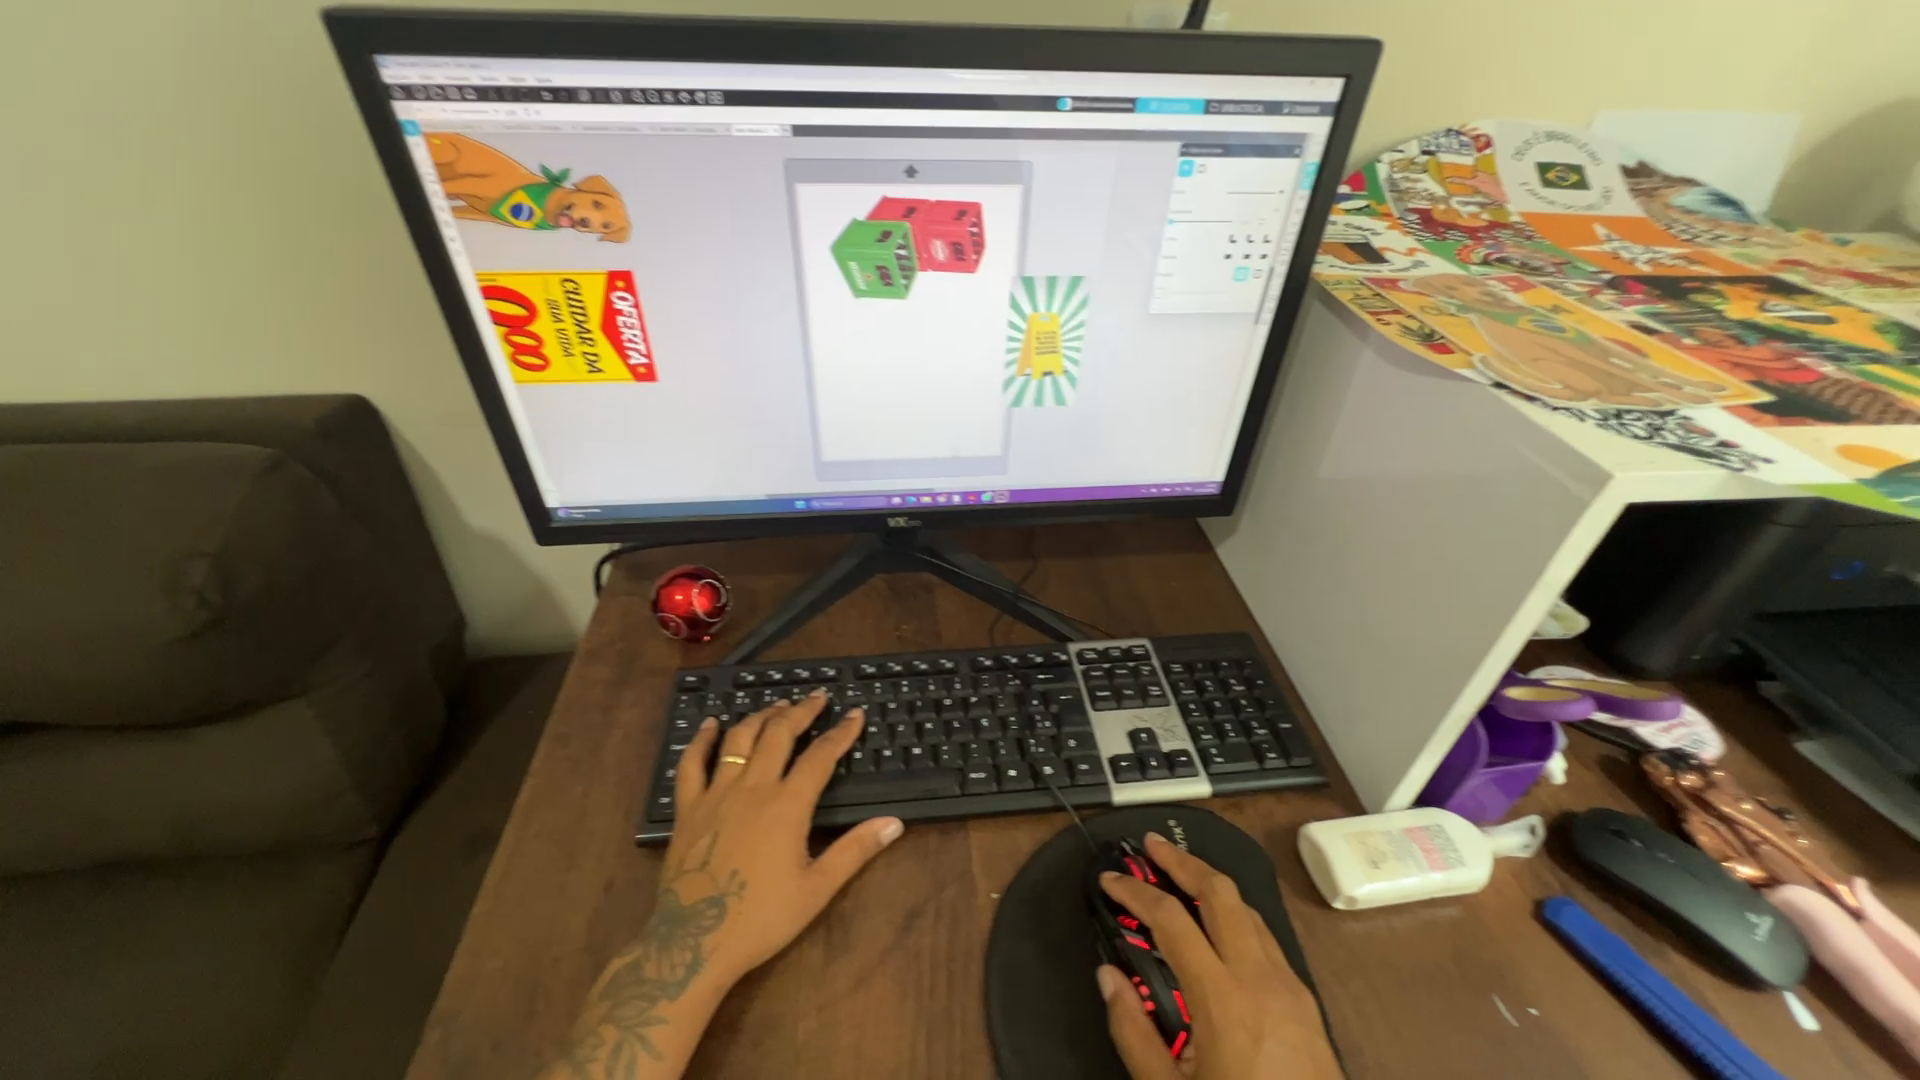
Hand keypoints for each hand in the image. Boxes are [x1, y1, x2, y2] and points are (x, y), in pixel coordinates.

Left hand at [544, 691, 901, 1078]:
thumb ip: (855, 850)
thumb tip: (894, 822)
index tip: (855, 714)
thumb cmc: (761, 919)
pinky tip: (711, 725)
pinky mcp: (687, 809)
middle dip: (801, 711)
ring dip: (760, 716)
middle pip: (778, 734)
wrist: (694, 944)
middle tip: (817, 697)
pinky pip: (692, 764)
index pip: (820, 756)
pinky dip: (702, 740)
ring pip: (739, 740)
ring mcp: (715, 795)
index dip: (841, 733)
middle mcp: (752, 788)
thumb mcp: (817, 889)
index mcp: (787, 805)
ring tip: (777, 706)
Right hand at [1097, 833, 1340, 1079]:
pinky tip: (1217, 925)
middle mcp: (1260, 979)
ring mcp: (1289, 986)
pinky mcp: (1305, 1001)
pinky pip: (1265, 937)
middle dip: (1183, 860)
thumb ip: (1132, 1031)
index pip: (1171, 919)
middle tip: (1151, 845)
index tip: (1110, 880)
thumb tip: (1108, 977)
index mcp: (1223, 1000)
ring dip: (1211, 883)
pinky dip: (1235, 914)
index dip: (1135, 891)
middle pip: (1221, 892)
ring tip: (1180, 874)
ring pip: (1248, 909)